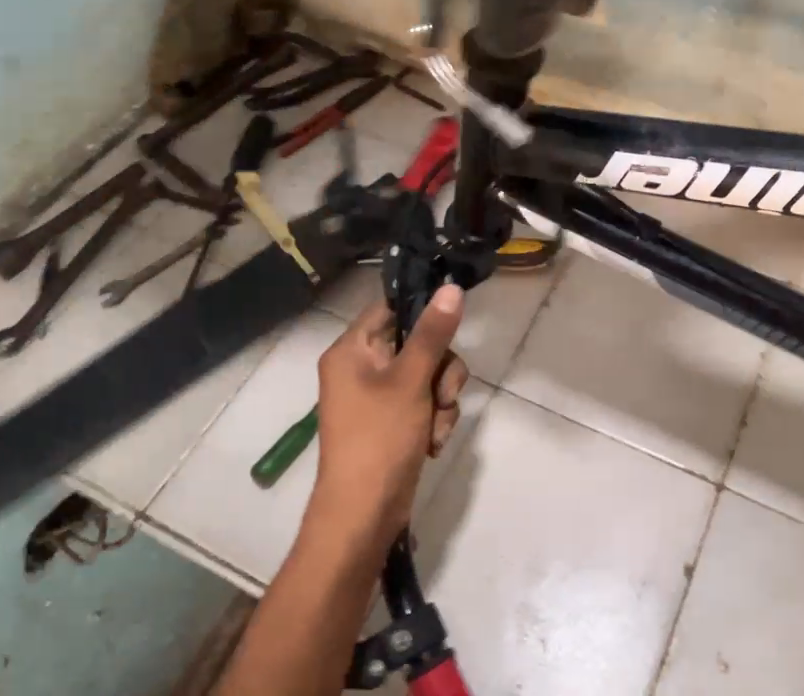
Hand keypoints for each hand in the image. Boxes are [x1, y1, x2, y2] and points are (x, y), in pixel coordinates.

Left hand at [311, 285, 469, 543]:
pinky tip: (433, 443)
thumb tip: (451, 289)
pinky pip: (423, 404)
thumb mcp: (410, 381)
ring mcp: (376, 397)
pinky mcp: (391, 422)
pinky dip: (434, 420)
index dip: (423, 313)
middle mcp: (360, 368)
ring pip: (427, 376)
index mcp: (351, 350)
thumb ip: (433, 334)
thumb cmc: (379, 439)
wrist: (363, 514)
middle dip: (441, 372)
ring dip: (442, 401)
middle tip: (444, 395)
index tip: (452, 326)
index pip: (390, 308)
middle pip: (417, 343)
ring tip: (436, 428)